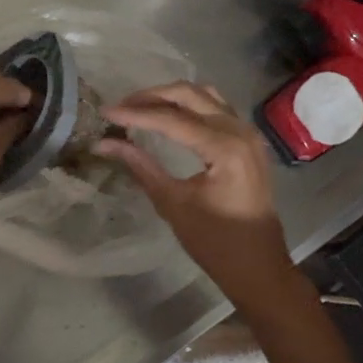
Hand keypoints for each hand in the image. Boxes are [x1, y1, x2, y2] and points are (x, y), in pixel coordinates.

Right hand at [95, 82, 295, 300]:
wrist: (258, 266)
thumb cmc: (215, 242)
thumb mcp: (172, 203)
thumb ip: (140, 166)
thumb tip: (104, 143)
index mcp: (225, 148)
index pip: (171, 119)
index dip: (135, 114)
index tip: (105, 112)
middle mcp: (240, 131)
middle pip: (190, 95)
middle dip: (152, 97)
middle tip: (120, 107)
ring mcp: (248, 134)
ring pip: (205, 96)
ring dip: (172, 97)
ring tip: (140, 108)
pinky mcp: (248, 142)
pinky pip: (217, 109)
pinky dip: (190, 106)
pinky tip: (169, 118)